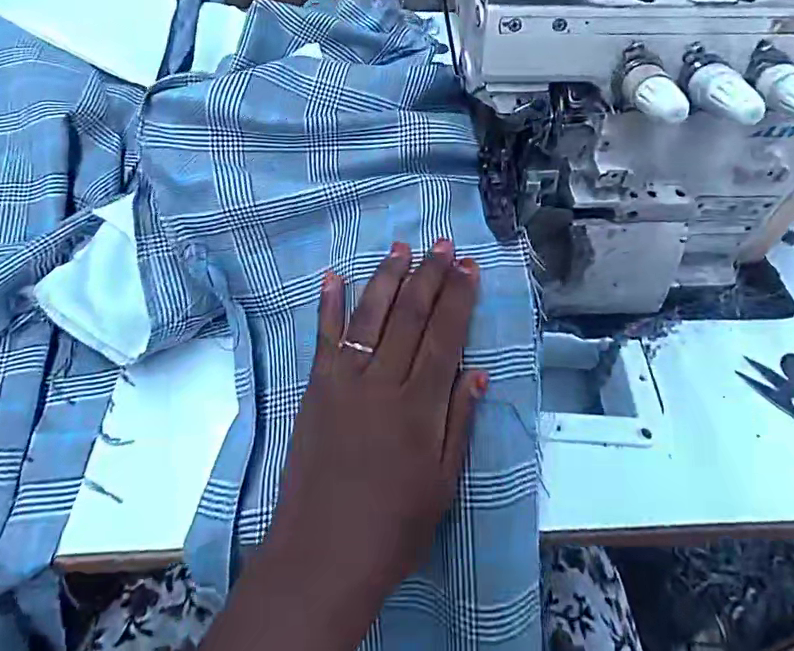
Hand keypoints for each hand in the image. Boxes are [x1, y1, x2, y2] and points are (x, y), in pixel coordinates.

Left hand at [201, 240, 485, 650]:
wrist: (324, 550)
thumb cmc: (393, 526)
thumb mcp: (442, 483)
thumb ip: (458, 422)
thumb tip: (476, 372)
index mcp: (419, 407)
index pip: (445, 338)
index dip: (458, 299)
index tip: (468, 267)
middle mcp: (382, 383)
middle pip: (410, 317)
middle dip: (429, 276)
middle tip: (442, 244)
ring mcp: (344, 380)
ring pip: (370, 316)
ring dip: (386, 278)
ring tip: (401, 246)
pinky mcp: (316, 387)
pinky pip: (324, 337)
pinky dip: (328, 304)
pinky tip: (334, 276)